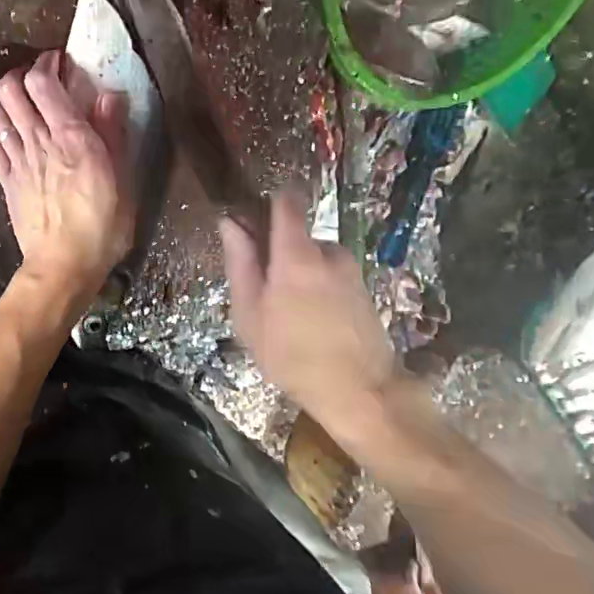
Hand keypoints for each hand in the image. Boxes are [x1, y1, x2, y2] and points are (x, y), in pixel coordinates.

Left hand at [0, 50, 132, 300]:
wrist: (64, 265)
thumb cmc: (102, 226)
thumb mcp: (123, 180)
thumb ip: (113, 134)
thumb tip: (108, 97)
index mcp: (70, 137)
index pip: (42, 81)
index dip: (47, 64)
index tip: (60, 63)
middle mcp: (38, 141)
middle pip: (9, 88)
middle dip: (21, 76)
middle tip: (40, 84)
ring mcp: (17, 162)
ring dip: (5, 102)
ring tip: (24, 109)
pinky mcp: (6, 182)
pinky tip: (13, 143)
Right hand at [220, 192, 399, 429]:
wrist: (358, 390)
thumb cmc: (292, 357)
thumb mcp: (251, 316)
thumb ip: (241, 264)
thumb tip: (230, 222)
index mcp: (297, 255)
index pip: (286, 202)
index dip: (267, 204)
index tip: (252, 223)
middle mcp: (329, 252)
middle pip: (298, 237)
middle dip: (280, 256)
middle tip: (265, 295)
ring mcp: (351, 270)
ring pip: (316, 260)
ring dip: (300, 276)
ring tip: (289, 317)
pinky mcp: (364, 288)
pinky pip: (332, 277)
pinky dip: (319, 291)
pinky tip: (313, 324)